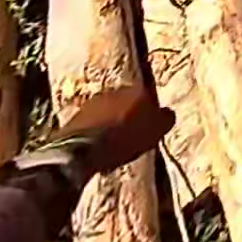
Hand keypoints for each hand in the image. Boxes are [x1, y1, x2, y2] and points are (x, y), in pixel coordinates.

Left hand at [52, 86, 174, 177]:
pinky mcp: (74, 119)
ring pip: (107, 112)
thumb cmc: (125, 138)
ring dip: (110, 123)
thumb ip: (165, 118)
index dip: (149, 112)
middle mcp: (117, 91)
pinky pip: (90, 124)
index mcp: (139, 90)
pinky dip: (94, 133)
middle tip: (130, 134)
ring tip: (112, 144)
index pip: (149, 96)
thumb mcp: (157, 130)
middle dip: (128, 115)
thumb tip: (166, 114)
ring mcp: (93, 103)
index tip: (149, 126)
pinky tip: (96, 148)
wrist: (81, 151)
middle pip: (127, 102)